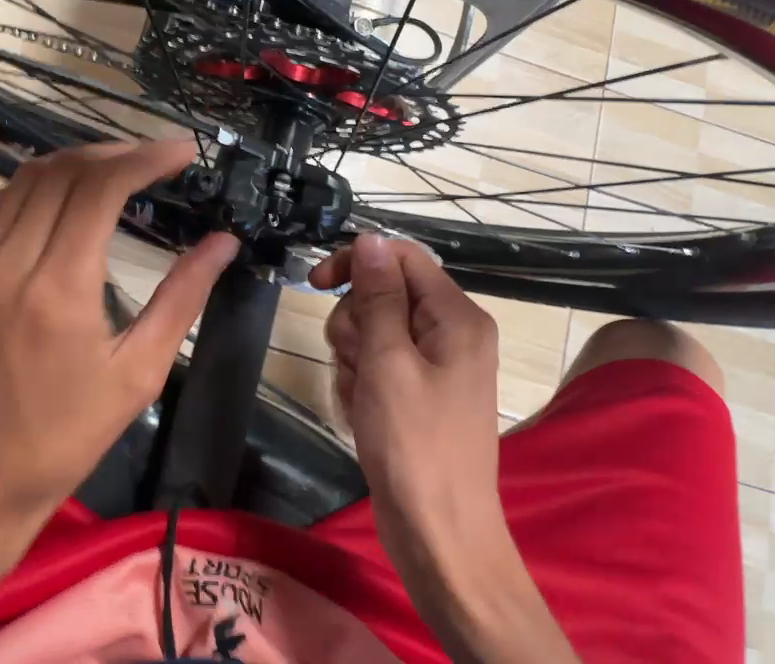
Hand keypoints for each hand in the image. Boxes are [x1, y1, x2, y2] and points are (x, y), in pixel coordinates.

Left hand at [0, 140, 238, 519]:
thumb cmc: (68, 435)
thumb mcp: (139, 372)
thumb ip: (182, 298)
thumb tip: (223, 241)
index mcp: (60, 286)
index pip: (100, 188)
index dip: (145, 158)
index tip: (184, 152)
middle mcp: (14, 260)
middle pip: (64, 171)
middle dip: (117, 151)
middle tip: (161, 158)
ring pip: (28, 177)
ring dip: (78, 159)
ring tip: (124, 164)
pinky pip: (5, 202)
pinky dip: (42, 180)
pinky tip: (71, 191)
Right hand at [311, 234, 501, 523]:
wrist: (438, 535)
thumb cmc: (414, 445)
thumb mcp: (388, 361)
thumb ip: (378, 296)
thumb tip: (371, 238)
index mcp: (457, 316)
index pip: (402, 257)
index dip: (357, 262)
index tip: (317, 284)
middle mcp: (450, 333)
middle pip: (382, 294)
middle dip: (355, 325)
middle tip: (360, 365)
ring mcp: (434, 367)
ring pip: (372, 332)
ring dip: (354, 361)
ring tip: (364, 400)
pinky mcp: (416, 395)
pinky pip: (376, 367)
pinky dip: (361, 386)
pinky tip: (365, 416)